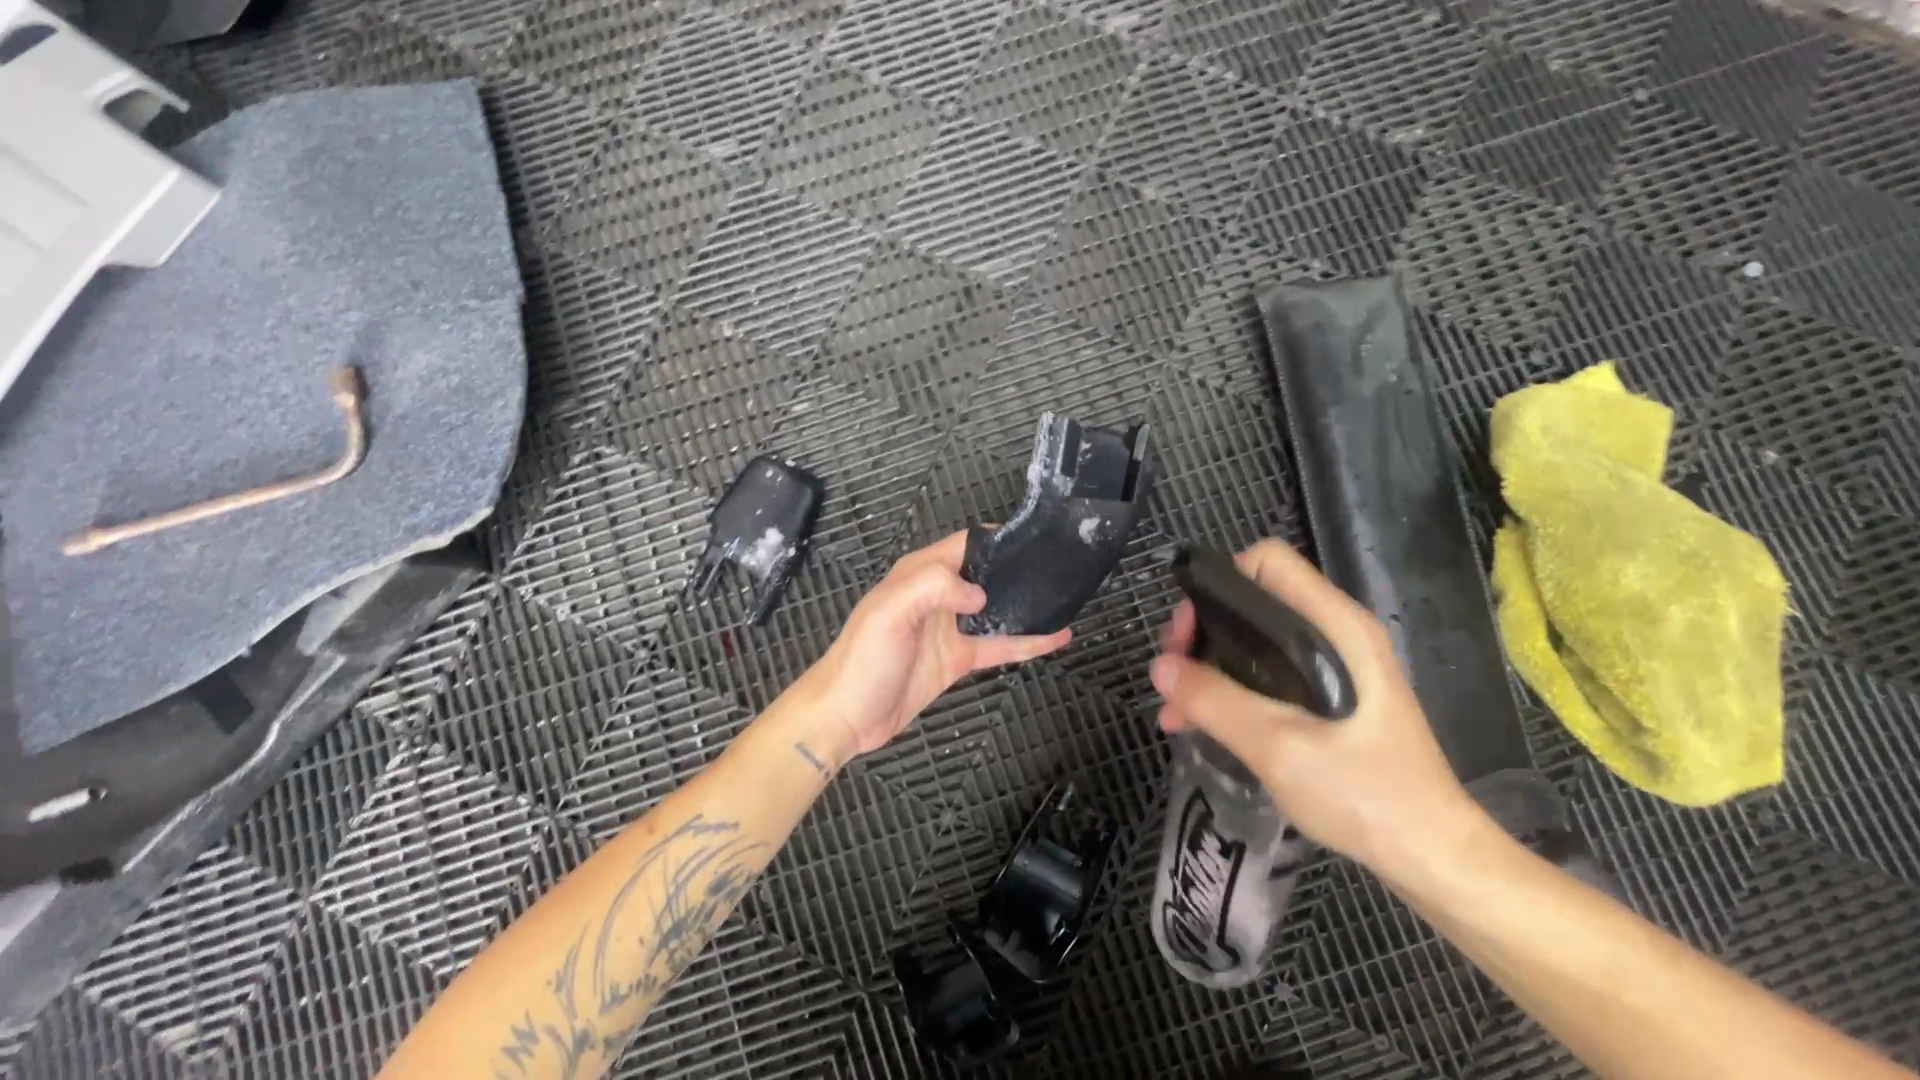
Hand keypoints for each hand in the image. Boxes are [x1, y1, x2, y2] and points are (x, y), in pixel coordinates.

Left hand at [800, 532, 1070, 761]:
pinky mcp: (956, 660)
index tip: (1031, 539)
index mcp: (917, 576)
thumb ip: (933, 587)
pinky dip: (1026, 643)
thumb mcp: (890, 612)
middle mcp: (936, 598)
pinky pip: (998, 646)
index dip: (995, 539)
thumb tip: (979, 594)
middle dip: (1017, 568)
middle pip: (985, 574)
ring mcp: (948, 630)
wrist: (846, 717)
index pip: (964, 545)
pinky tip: (1053, 638)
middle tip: (1058, 568)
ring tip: (1063, 598)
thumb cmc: (861, 660)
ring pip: (997, 610)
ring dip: (1026, 605)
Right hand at [1150, 539, 1477, 877]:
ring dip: (1213, 667)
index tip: (1187, 634)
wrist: (1430, 852)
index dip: (1218, 584)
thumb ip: (1215, 701)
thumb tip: (1159, 667)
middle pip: (1255, 600)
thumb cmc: (1363, 792)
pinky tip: (1206, 726)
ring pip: (1258, 640)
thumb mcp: (1277, 746)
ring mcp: (1340, 666)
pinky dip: (1236, 690)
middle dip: (1205, 631)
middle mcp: (1339, 633)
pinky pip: (1272, 674)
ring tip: (1177, 712)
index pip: (1266, 561)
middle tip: (1174, 676)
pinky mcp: (1336, 698)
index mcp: (1336, 626)